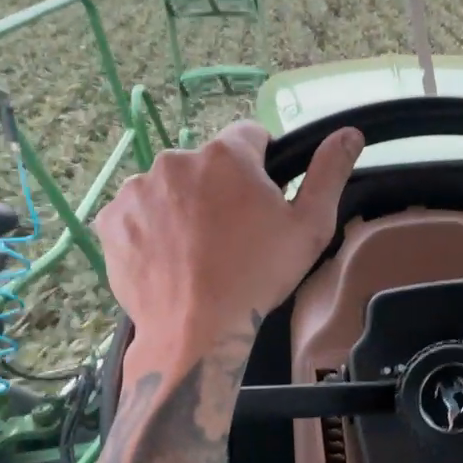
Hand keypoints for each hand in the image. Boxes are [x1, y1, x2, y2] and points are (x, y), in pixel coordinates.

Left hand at [95, 120, 363, 364]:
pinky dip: (155, 228)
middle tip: (237, 233)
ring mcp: (137, 189)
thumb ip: (329, 172)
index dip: (264, 164)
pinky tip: (172, 258)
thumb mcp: (311, 226)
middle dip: (222, 187)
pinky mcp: (111, 219)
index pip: (250, 134)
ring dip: (187, 205)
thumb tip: (350, 133)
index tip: (267, 199)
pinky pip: (139, 212)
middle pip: (208, 163)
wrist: (196, 329)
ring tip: (201, 250)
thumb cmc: (261, 274)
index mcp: (227, 156)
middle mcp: (176, 160)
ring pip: (172, 186)